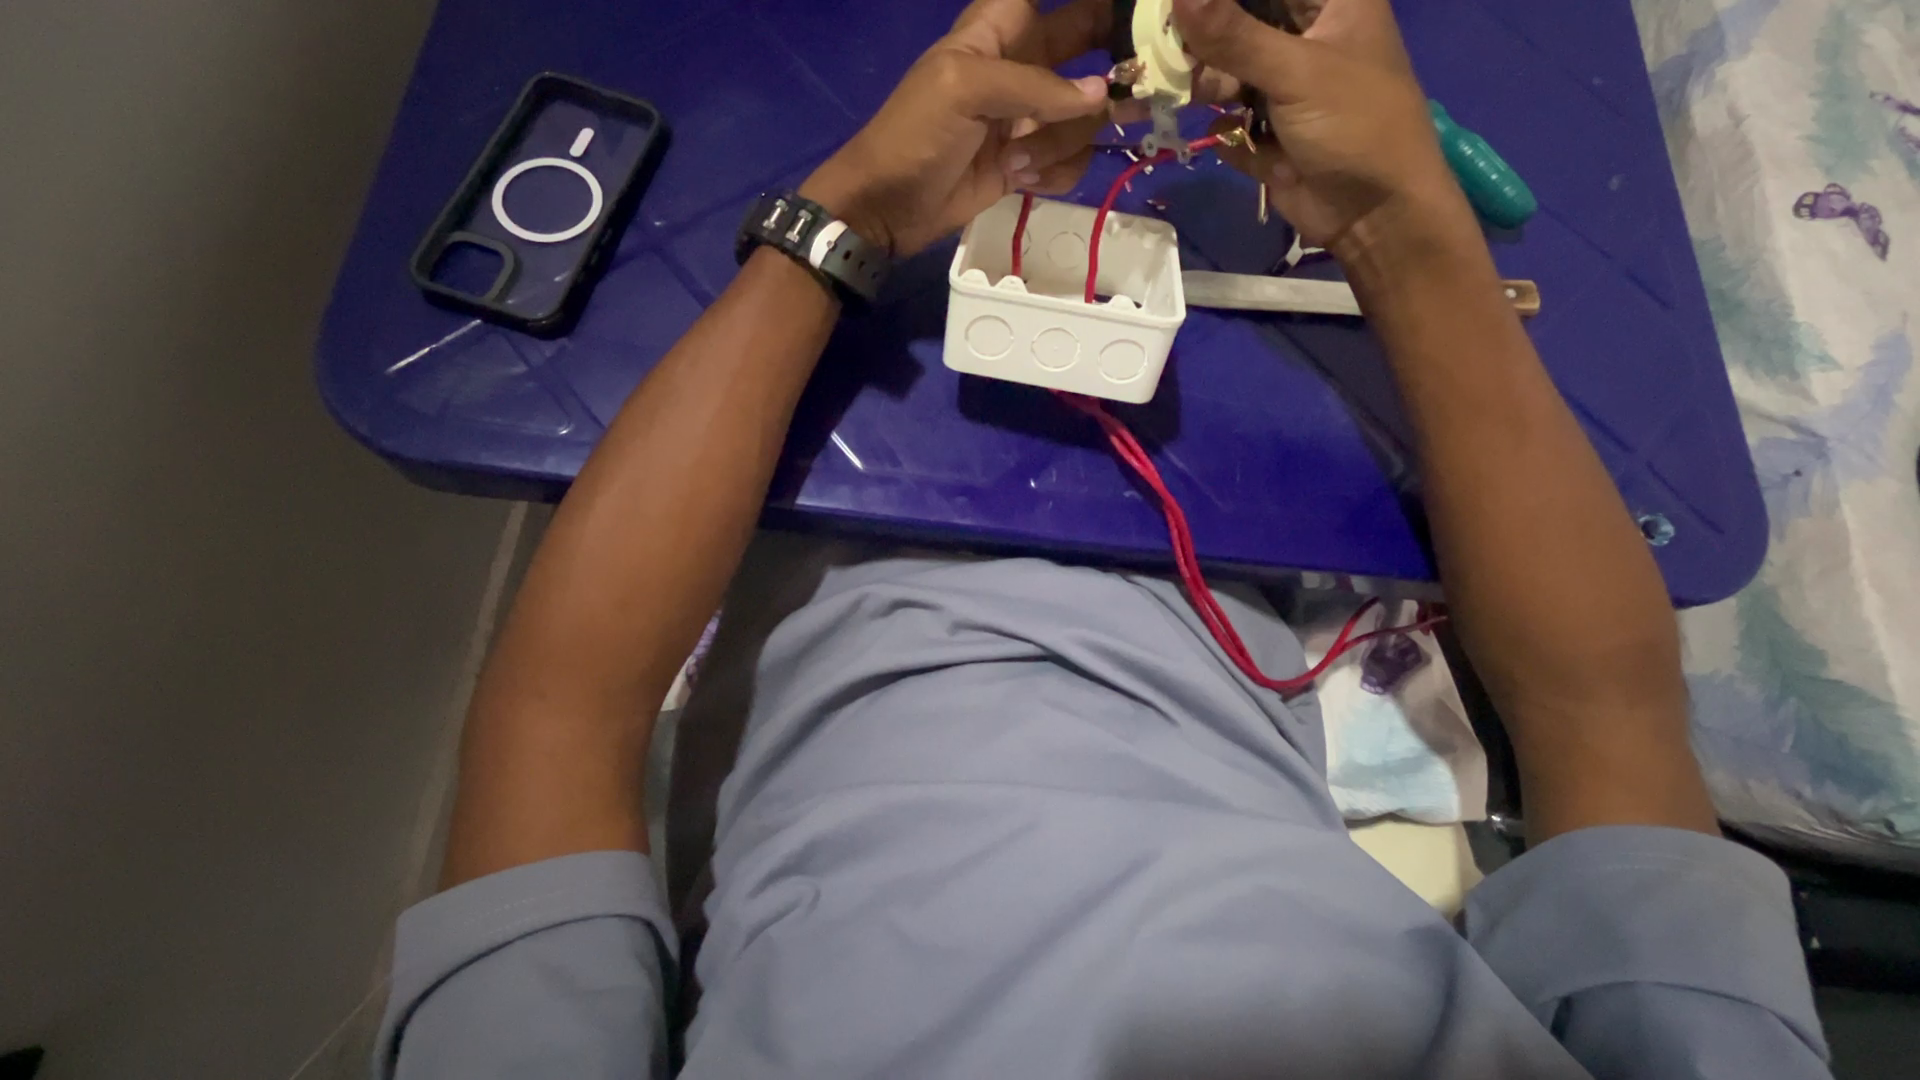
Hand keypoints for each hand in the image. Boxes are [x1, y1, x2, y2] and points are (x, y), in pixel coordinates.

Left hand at [801, 0, 1117, 257]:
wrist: (887, 207)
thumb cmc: (915, 134)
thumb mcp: (966, 88)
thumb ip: (1035, 86)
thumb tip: (1101, 97)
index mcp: (1001, 30)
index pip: (1056, 1)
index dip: (1095, 8)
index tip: (1131, 17)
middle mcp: (1022, 68)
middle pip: (1087, 54)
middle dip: (1107, 75)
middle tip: (1134, 92)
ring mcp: (1026, 120)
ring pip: (1083, 120)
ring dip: (1058, 143)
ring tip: (1017, 160)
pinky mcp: (1026, 164)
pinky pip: (1068, 162)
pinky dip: (1052, 174)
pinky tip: (1022, 181)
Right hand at [1174, 0, 1476, 267]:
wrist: (1375, 214)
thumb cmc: (1355, 125)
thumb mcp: (1296, 71)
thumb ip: (1233, 34)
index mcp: (1332, 2)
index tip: (1178, 6)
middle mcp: (1307, 38)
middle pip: (1240, 24)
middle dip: (1203, 39)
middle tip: (1162, 49)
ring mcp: (1285, 90)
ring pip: (1229, 74)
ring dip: (1205, 86)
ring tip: (1179, 94)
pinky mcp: (1269, 134)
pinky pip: (1231, 123)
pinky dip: (1223, 132)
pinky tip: (1228, 138)